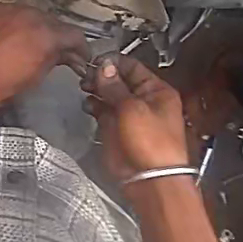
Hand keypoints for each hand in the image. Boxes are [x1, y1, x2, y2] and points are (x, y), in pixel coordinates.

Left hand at [0, 2, 84, 122]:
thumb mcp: (34, 77)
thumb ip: (54, 59)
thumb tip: (64, 54)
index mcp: (46, 34)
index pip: (74, 34)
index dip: (81, 48)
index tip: (81, 57)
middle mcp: (30, 14)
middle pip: (53, 22)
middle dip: (56, 36)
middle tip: (56, 51)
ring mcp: (8, 7)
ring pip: (31, 14)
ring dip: (34, 27)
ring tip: (29, 43)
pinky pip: (9, 13)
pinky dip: (13, 23)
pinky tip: (7, 37)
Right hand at [82, 55, 189, 184]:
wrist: (149, 180)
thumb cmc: (152, 144)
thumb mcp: (132, 108)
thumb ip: (114, 87)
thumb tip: (104, 67)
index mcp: (157, 91)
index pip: (133, 67)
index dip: (114, 62)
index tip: (96, 61)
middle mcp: (143, 100)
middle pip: (119, 80)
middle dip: (102, 76)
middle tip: (87, 75)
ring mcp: (129, 114)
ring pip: (109, 94)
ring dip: (96, 89)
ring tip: (85, 87)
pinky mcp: (116, 128)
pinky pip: (103, 111)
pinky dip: (94, 105)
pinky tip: (88, 104)